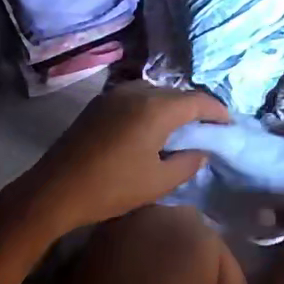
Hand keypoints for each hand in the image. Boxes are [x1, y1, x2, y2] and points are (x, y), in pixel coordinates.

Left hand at [3, 84, 230, 237]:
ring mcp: (112, 96)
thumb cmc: (111, 188)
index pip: (196, 100)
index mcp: (154, 109)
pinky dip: (150, 109)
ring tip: (181, 128)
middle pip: (174, 93)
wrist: (55, 191)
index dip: (216, 111)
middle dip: (194, 108)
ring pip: (152, 93)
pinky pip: (134, 99)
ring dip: (170, 107)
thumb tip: (200, 152)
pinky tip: (151, 128)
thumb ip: (187, 164)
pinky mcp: (96, 106)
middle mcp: (135, 92)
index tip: (228, 123)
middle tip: (208, 127)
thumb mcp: (158, 182)